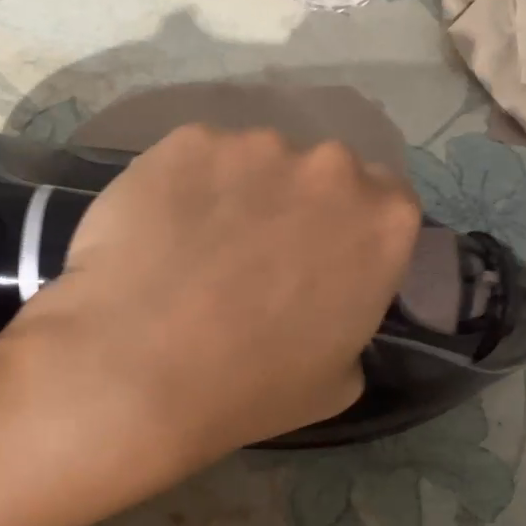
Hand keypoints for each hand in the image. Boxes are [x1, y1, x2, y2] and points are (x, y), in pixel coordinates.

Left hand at [5, 125, 422, 471]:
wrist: (139, 365)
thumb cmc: (251, 386)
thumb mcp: (338, 380)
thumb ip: (351, 320)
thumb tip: (326, 303)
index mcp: (384, 221)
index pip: (386, 202)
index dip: (351, 230)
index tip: (321, 258)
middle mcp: (330, 166)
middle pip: (321, 174)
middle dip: (297, 204)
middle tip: (253, 254)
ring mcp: (255, 145)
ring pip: (254, 161)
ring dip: (237, 192)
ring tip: (192, 246)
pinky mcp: (188, 139)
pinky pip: (196, 159)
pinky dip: (183, 186)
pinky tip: (156, 231)